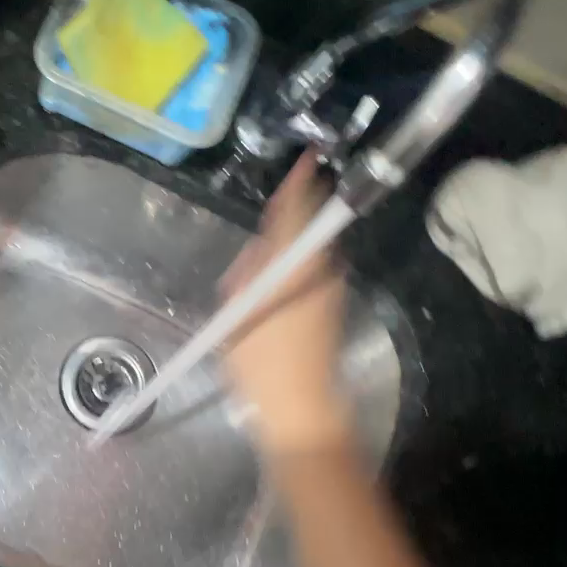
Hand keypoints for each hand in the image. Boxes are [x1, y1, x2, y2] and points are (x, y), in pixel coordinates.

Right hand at [221, 154, 353, 454]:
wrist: (299, 408)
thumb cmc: (263, 364)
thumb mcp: (237, 319)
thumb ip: (246, 278)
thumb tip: (256, 254)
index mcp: (297, 267)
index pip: (299, 213)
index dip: (299, 186)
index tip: (307, 158)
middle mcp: (321, 271)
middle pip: (296, 239)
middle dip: (268, 247)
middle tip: (242, 280)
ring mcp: (329, 292)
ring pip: (298, 263)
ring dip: (274, 272)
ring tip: (247, 308)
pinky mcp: (328, 312)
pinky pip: (303, 284)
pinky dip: (282, 289)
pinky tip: (262, 319)